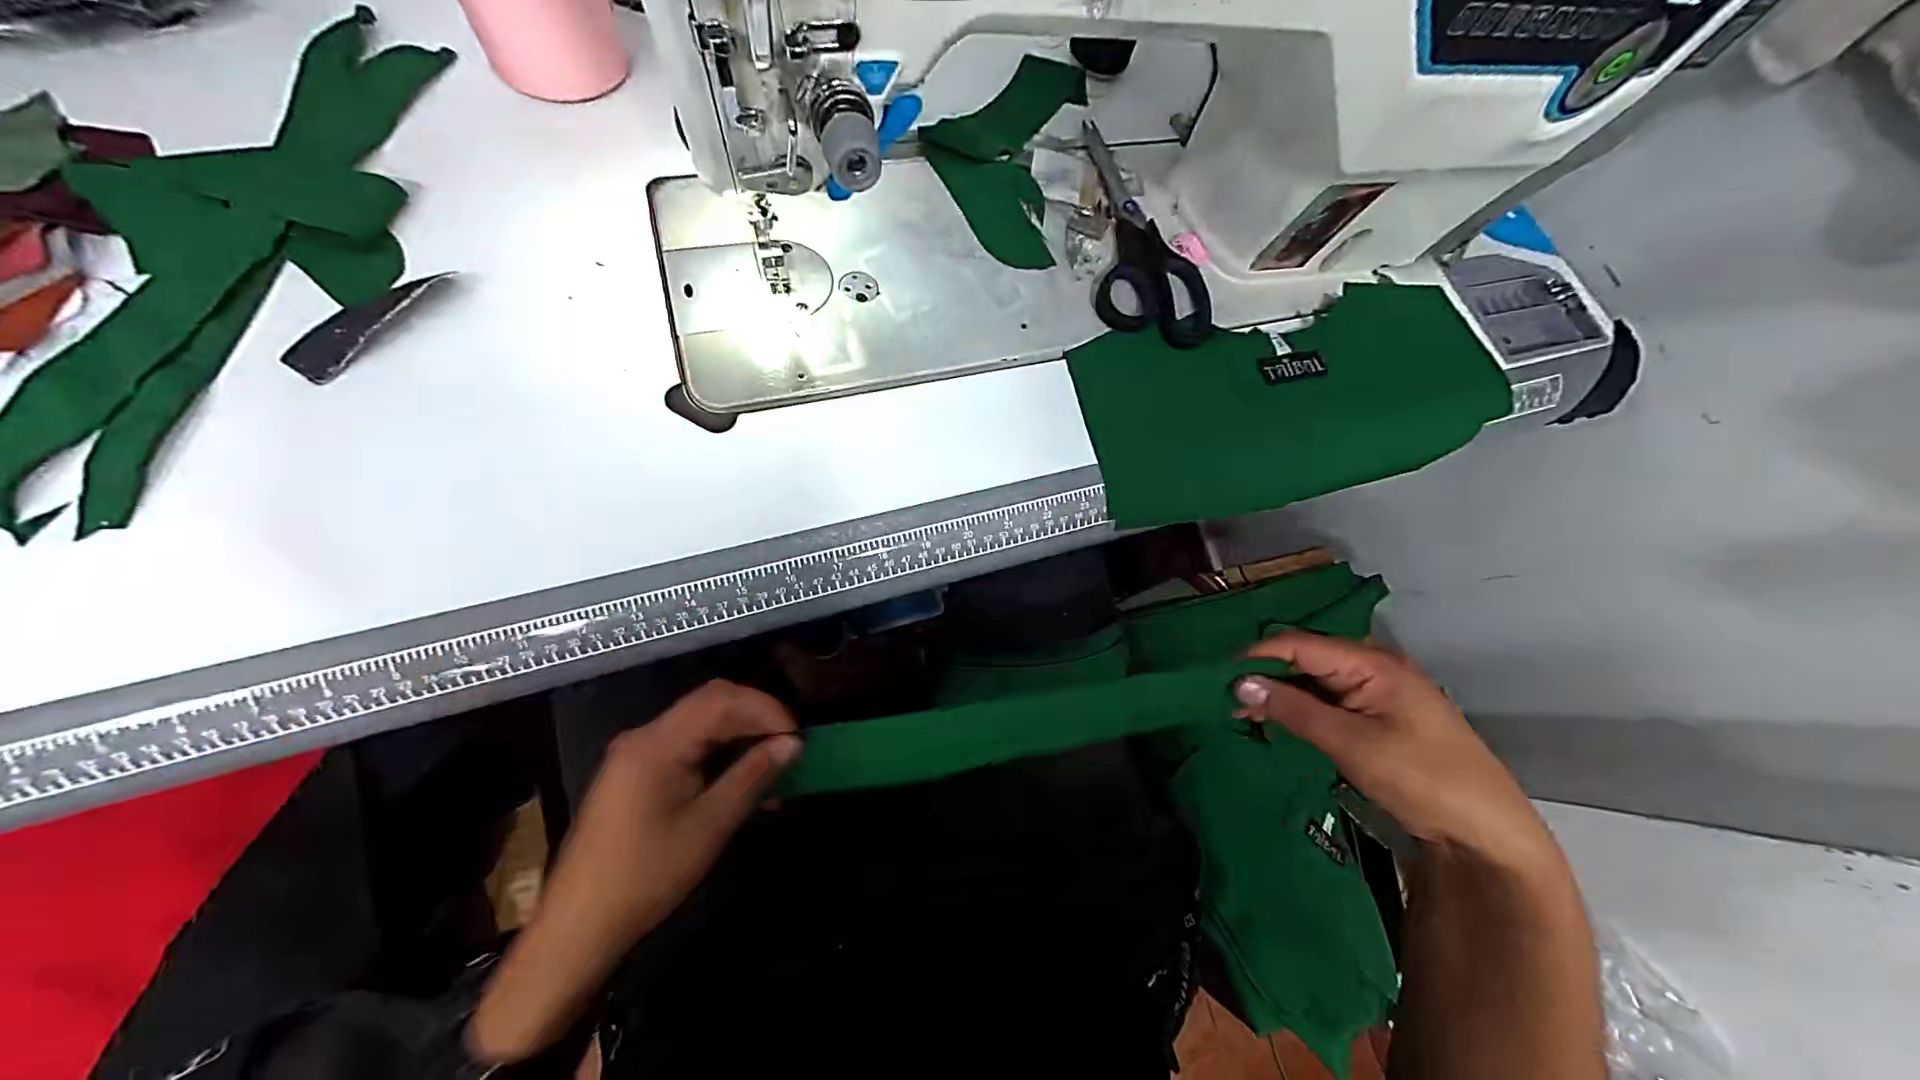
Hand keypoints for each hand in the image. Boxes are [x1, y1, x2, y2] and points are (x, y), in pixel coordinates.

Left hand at [468, 680, 799, 1064]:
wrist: (577, 927)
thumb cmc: (646, 876)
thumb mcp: (710, 825)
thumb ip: (753, 775)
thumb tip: (792, 743)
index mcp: (657, 743)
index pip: (721, 700)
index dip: (766, 709)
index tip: (797, 738)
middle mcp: (644, 737)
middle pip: (710, 704)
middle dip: (755, 719)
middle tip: (789, 749)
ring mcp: (635, 755)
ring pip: (700, 725)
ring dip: (739, 738)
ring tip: (772, 770)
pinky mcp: (634, 774)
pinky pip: (685, 747)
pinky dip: (718, 755)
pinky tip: (739, 782)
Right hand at [1233, 632, 1553, 867]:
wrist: (1486, 832)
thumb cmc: (1422, 779)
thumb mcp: (1351, 743)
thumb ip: (1293, 709)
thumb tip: (1239, 684)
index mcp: (1372, 663)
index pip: (1298, 644)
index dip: (1256, 656)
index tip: (1217, 678)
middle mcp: (1372, 666)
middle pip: (1303, 657)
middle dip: (1263, 673)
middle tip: (1223, 697)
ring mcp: (1375, 691)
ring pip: (1311, 679)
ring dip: (1277, 692)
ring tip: (1240, 712)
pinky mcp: (1374, 714)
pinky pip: (1325, 699)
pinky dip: (1297, 708)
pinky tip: (1273, 720)